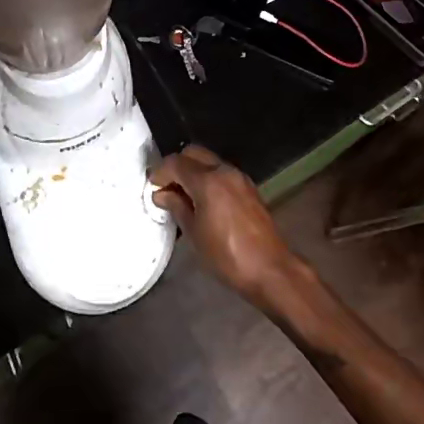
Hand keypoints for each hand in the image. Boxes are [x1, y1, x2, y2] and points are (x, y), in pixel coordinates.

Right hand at [151, 146, 304, 307]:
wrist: (271, 270)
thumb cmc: (227, 255)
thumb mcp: (195, 233)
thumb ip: (177, 207)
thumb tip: (162, 194)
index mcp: (208, 180)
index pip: (176, 163)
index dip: (160, 172)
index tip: (152, 185)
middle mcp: (224, 170)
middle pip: (193, 154)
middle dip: (176, 166)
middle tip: (166, 187)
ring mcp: (239, 177)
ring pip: (209, 161)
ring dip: (193, 171)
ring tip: (183, 195)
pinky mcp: (249, 188)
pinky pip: (222, 172)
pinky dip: (208, 178)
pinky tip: (203, 200)